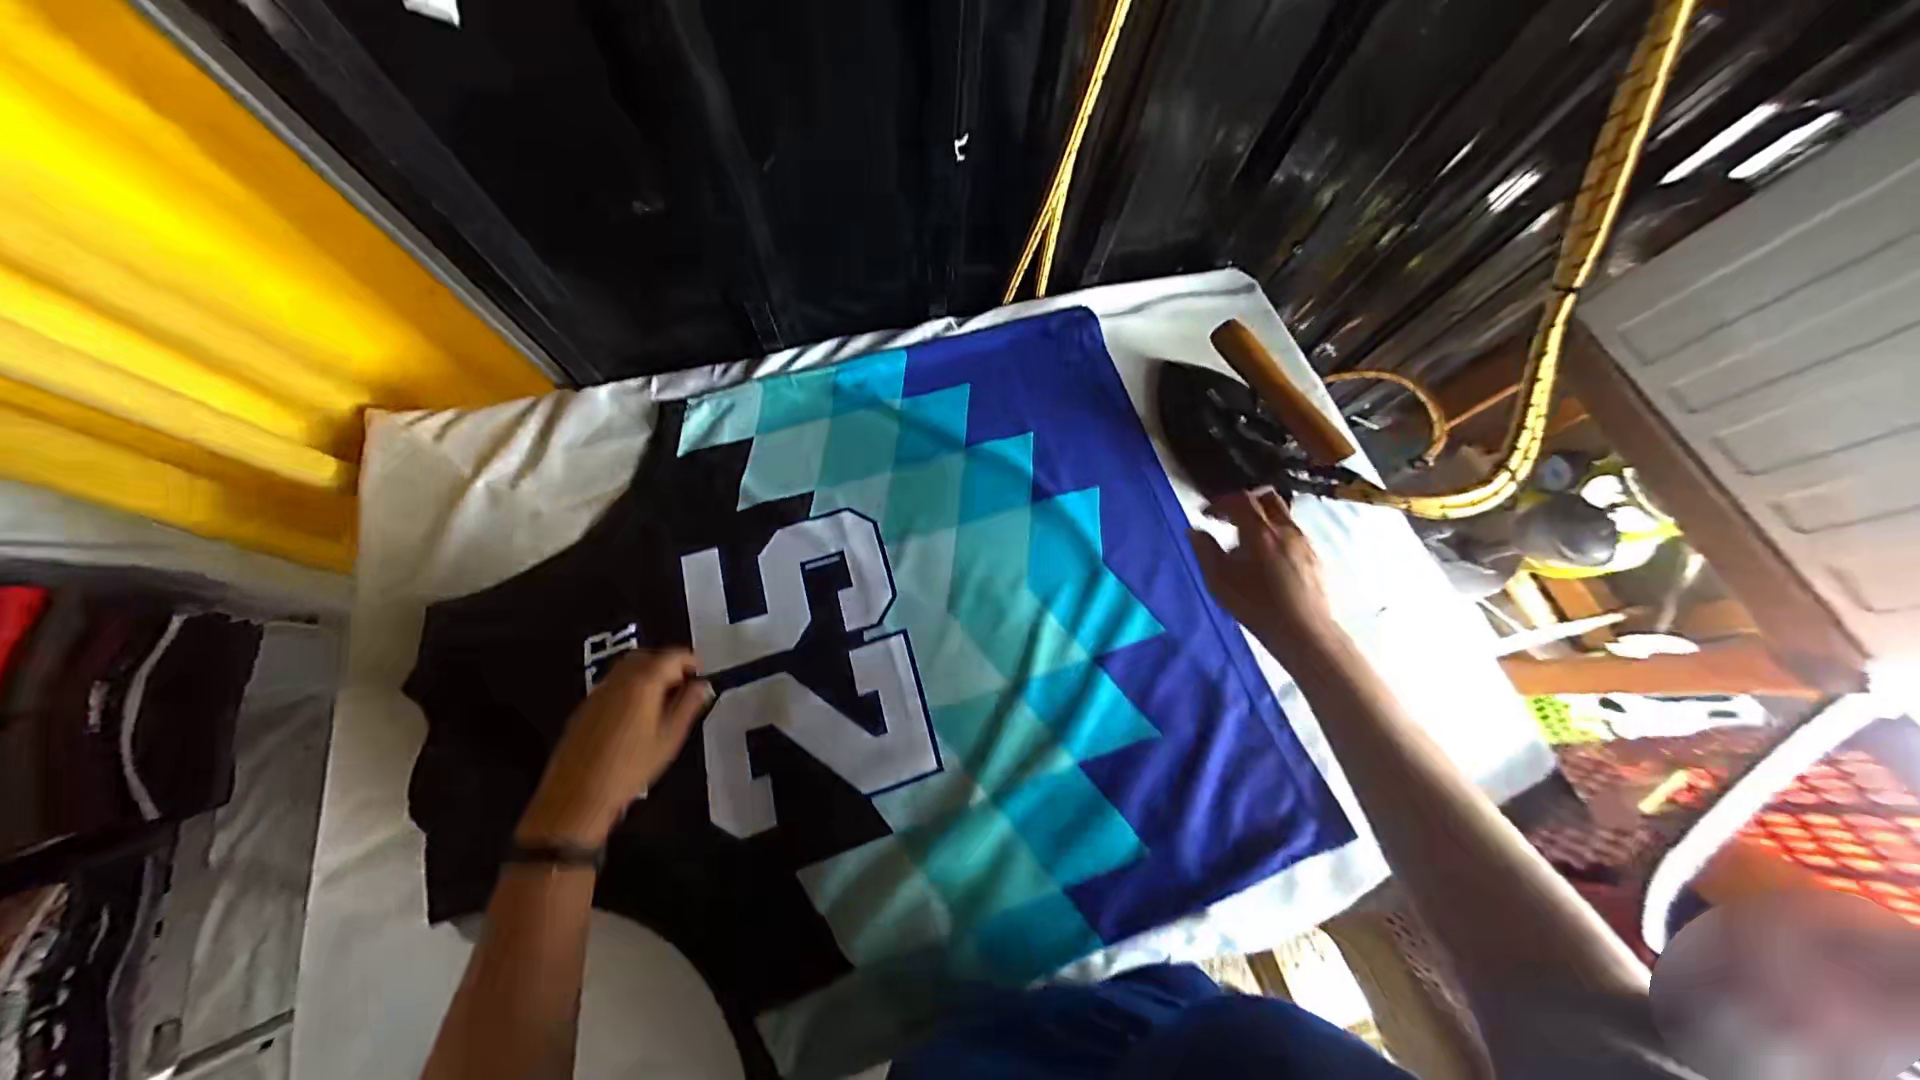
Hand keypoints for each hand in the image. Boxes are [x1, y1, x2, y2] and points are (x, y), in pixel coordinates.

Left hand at [517, 649, 711, 847]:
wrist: (578, 797)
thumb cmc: (627, 770)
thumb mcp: (670, 738)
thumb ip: (689, 706)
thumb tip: (702, 687)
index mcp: (642, 685)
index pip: (671, 657)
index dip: (690, 660)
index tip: (699, 669)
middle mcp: (617, 683)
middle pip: (646, 656)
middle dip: (668, 663)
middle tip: (684, 679)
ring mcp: (597, 695)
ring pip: (626, 668)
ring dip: (648, 672)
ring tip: (663, 695)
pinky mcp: (584, 709)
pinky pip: (612, 685)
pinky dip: (630, 686)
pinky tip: (638, 710)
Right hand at [1188, 490, 1345, 663]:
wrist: (1301, 629)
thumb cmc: (1254, 603)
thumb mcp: (1218, 579)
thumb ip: (1204, 550)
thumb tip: (1194, 531)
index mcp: (1260, 531)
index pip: (1240, 500)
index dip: (1220, 502)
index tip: (1206, 513)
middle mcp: (1285, 529)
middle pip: (1266, 498)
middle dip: (1244, 502)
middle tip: (1227, 518)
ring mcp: (1303, 542)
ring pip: (1282, 515)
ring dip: (1261, 518)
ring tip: (1246, 539)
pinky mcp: (1314, 557)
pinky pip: (1292, 533)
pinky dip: (1275, 534)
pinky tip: (1267, 558)